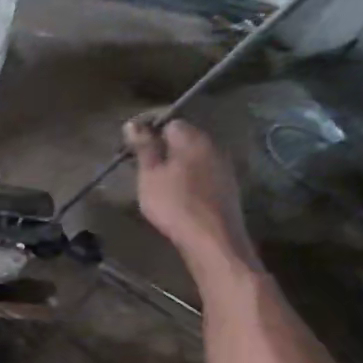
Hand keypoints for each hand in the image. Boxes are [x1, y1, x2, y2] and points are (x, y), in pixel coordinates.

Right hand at [124, 118, 252, 260]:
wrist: (214, 240)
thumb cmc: (175, 204)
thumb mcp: (150, 175)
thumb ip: (143, 147)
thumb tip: (133, 123)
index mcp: (192, 138)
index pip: (169, 122)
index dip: (149, 133)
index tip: (133, 150)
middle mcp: (213, 146)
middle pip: (184, 139)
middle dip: (164, 149)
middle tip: (143, 168)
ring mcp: (224, 167)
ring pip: (195, 157)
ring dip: (178, 165)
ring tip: (159, 183)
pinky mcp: (229, 188)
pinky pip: (204, 174)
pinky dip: (190, 179)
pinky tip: (180, 196)